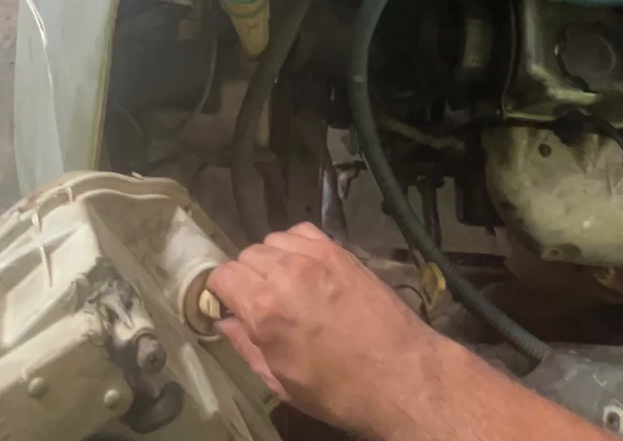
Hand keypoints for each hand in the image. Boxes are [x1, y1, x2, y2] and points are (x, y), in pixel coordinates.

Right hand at [208, 222, 444, 437]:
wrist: (401, 374)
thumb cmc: (339, 390)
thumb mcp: (281, 382)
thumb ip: (246, 345)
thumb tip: (226, 321)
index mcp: (266, 308)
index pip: (223, 275)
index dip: (221, 292)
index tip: (230, 306)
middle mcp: (285, 271)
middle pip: (245, 256)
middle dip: (246, 278)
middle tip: (260, 303)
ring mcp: (314, 255)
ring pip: (271, 241)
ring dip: (270, 261)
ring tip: (285, 286)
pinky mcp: (337, 248)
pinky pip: (300, 231)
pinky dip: (294, 246)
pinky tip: (303, 267)